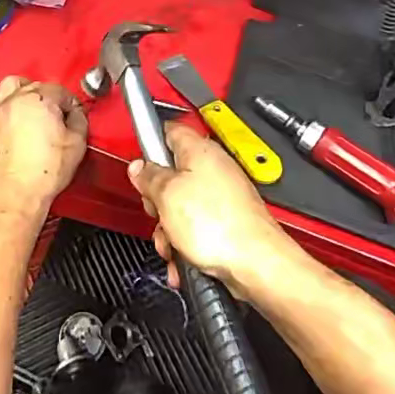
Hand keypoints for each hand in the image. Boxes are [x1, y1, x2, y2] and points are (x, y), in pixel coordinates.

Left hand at [0, 76, 86, 215]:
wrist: (16, 195)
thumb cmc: (42, 172)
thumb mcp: (77, 143)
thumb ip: (79, 120)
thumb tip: (76, 115)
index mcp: (41, 99)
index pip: (61, 91)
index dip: (72, 104)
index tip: (75, 116)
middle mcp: (16, 100)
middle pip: (37, 85)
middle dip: (51, 97)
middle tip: (60, 115)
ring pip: (10, 84)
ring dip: (24, 89)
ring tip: (34, 103)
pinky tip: (1, 105)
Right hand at [127, 121, 301, 300]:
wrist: (255, 261)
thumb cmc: (222, 225)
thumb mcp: (168, 195)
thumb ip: (150, 177)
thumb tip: (139, 167)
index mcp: (200, 151)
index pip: (170, 132)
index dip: (150, 144)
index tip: (139, 161)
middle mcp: (213, 169)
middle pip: (171, 176)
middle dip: (157, 201)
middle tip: (157, 212)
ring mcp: (221, 196)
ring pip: (179, 208)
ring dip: (169, 231)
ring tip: (173, 244)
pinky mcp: (225, 221)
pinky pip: (195, 229)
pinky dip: (185, 245)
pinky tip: (184, 258)